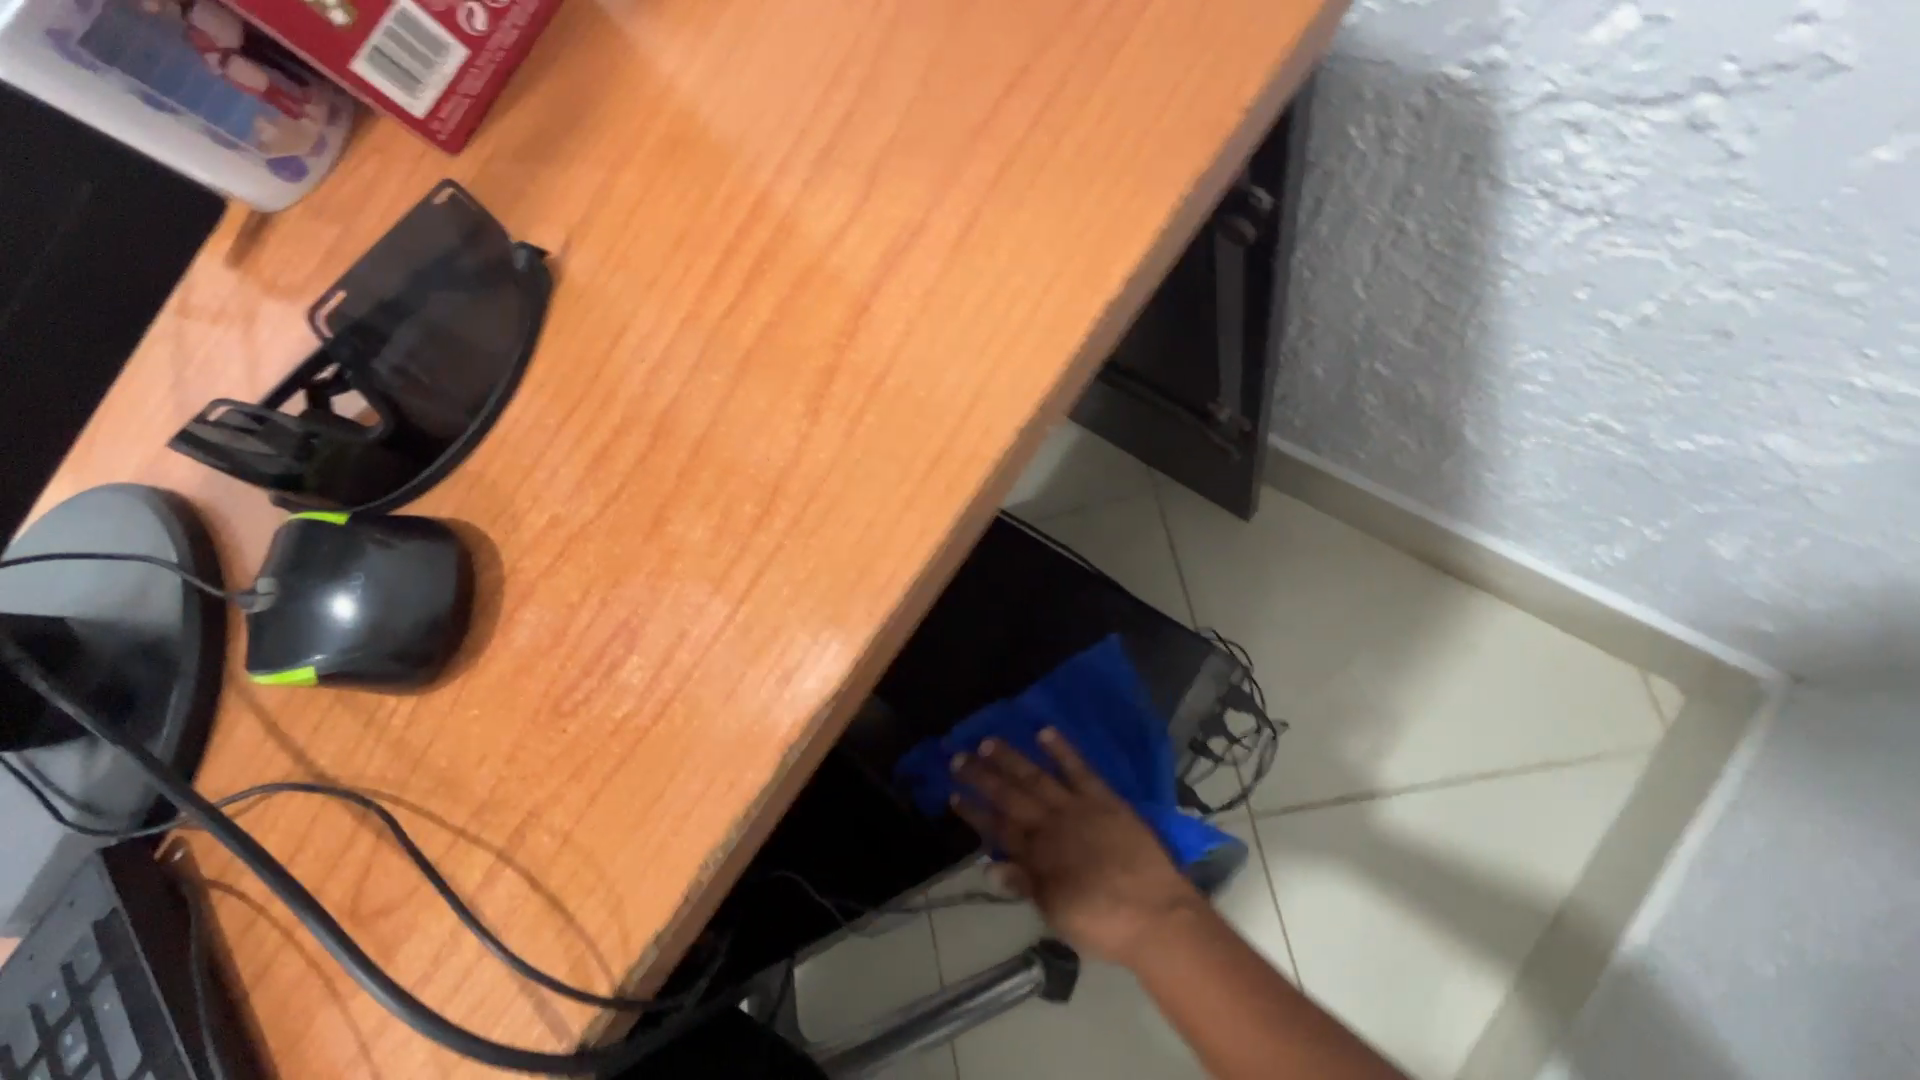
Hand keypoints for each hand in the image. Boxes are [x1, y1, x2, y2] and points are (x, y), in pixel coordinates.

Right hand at [950, 728, 1206, 967]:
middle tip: (958, 757)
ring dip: (1012, 759)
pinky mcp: (1106, 800)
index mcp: (1036, 857)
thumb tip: (989, 866)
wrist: (1157, 915)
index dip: (973, 812)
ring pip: (1037, 777)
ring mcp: (1079, 809)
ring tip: (989, 741)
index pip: (996, 828)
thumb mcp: (1055, 913)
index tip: (952, 794)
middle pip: (1010, 797)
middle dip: (982, 777)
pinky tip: (1045, 732)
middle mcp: (1051, 826)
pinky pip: (1080, 770)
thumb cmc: (1102, 924)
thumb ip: (1025, 885)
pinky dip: (1062, 750)